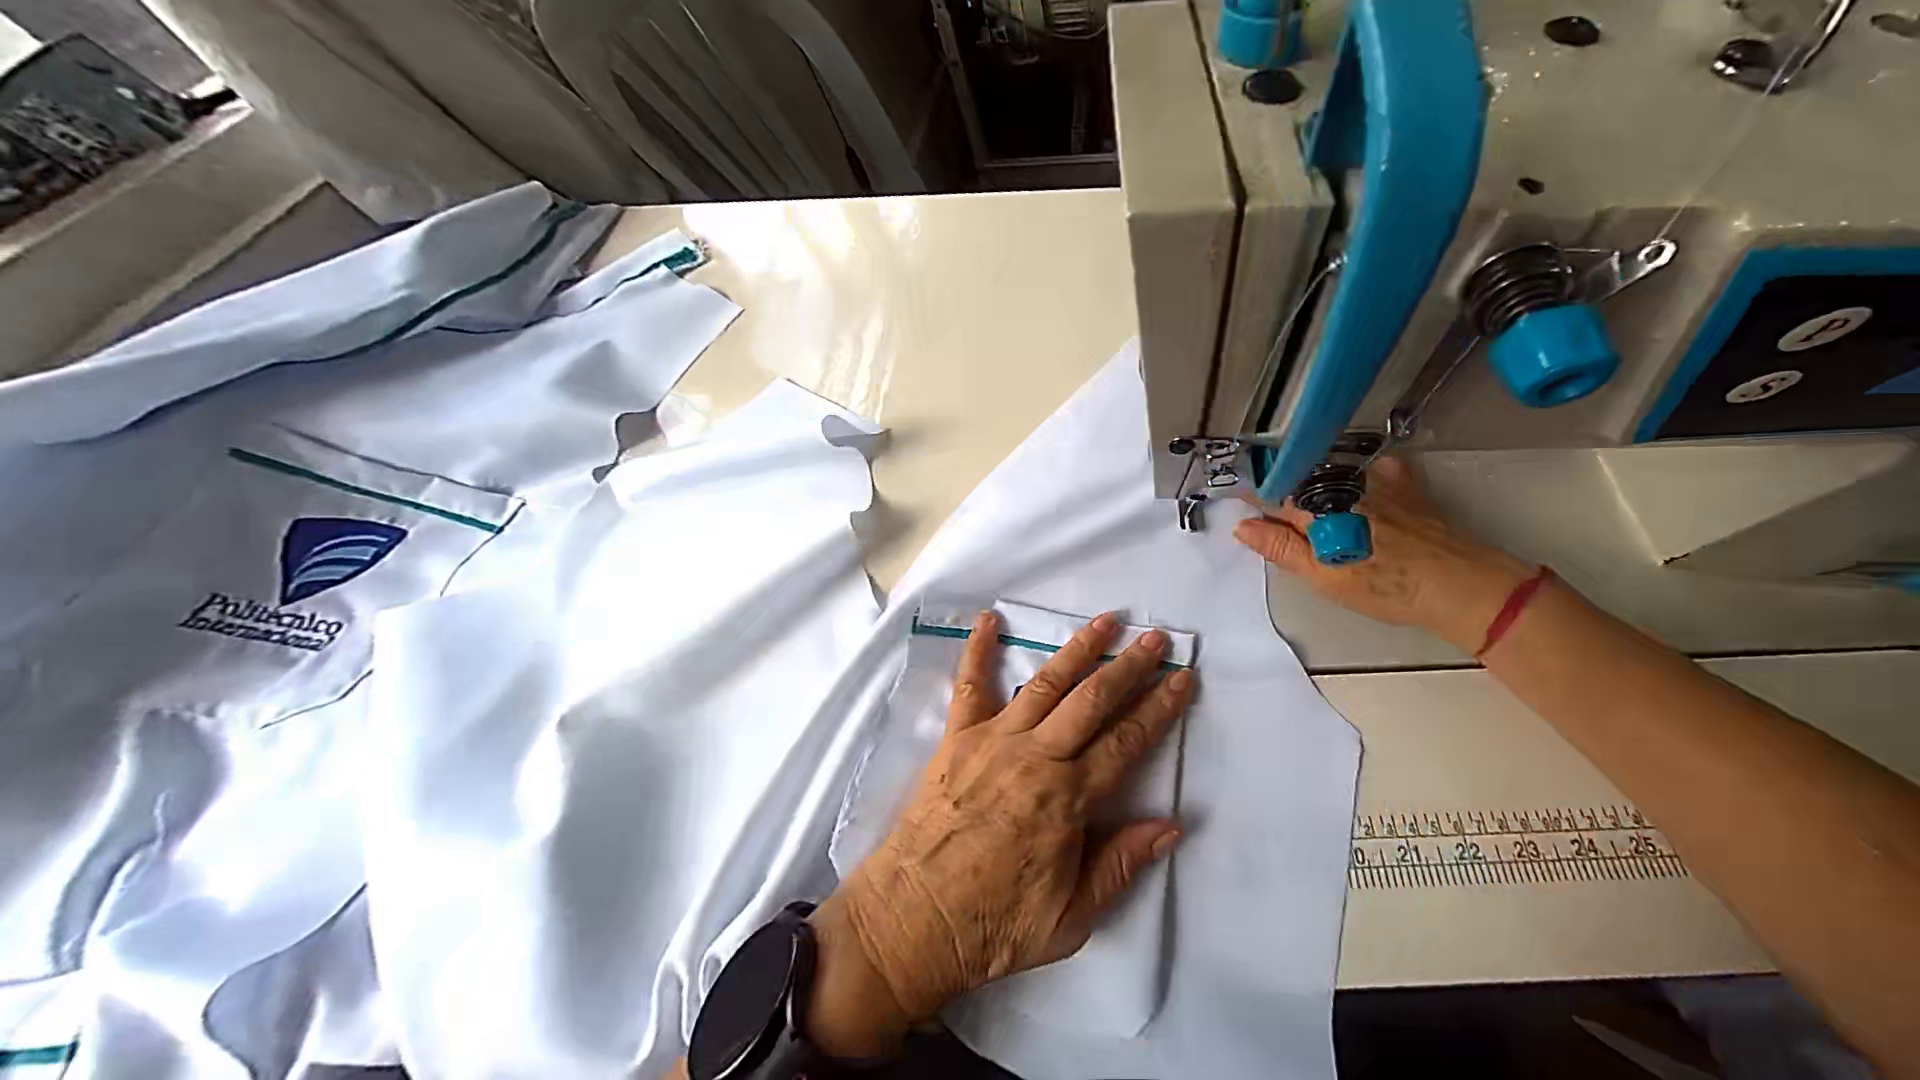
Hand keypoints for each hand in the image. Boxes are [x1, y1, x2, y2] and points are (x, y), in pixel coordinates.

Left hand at [805, 611, 1194, 1057]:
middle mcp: (1035, 758)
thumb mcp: (1072, 917)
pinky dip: (978, 650)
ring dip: (1077, 649)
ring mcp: (992, 741)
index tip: (1181, 678)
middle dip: (1128, 667)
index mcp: (1067, 800)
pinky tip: (989, 619)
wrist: (914, 917)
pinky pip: (970, 686)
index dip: (1158, 709)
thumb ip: (1120, 865)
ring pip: (1045, 684)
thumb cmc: (994, 924)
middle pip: (1092, 701)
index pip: (1126, 742)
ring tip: (1104, 621)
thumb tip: (1171, 825)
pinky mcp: (956, 738)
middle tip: (1155, 638)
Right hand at [1233, 456, 1533, 652]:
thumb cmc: (1386, 587)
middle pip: (1300, 483)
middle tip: (1274, 511)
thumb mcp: (1324, 576)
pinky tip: (1363, 484)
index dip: (1253, 498)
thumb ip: (1282, 548)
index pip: (1272, 496)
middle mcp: (1342, 489)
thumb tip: (1244, 526)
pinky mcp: (1405, 486)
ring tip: (1313, 503)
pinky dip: (1363, 473)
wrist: (1458, 584)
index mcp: (1316, 511)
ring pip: (1332, 474)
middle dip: (1282, 489)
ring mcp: (1376, 483)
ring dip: (1315, 481)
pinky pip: (1375, 468)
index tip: (1240, 501)